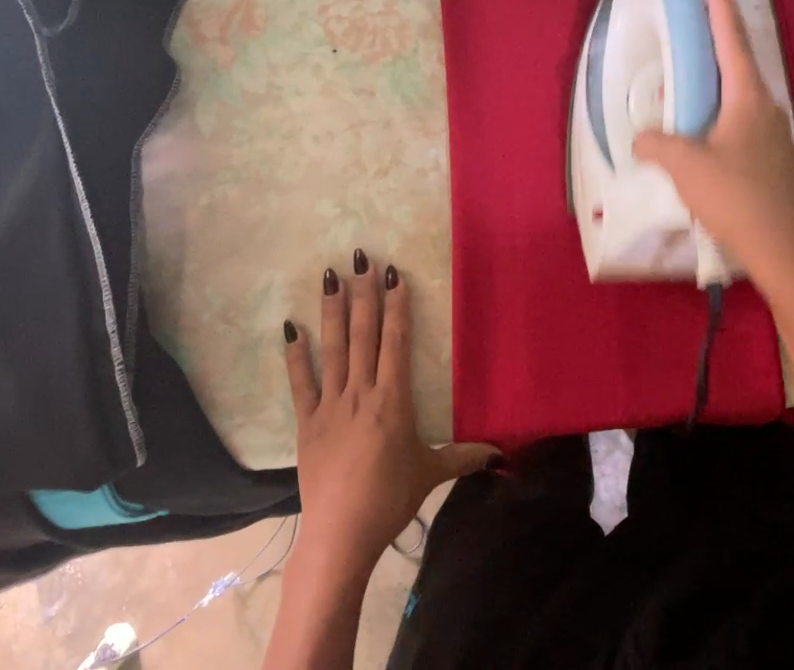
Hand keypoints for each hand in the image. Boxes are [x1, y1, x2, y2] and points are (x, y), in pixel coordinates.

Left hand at [283, 250, 499, 574]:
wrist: (341, 534)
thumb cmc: (390, 500)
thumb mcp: (430, 475)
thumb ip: (464, 457)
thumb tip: (502, 454)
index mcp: (393, 401)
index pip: (396, 342)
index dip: (396, 306)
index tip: (393, 275)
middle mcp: (361, 393)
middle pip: (363, 335)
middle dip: (363, 295)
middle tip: (361, 258)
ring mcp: (330, 406)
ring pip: (333, 349)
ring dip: (331, 312)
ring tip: (330, 276)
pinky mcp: (307, 423)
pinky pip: (300, 383)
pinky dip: (295, 355)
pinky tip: (290, 327)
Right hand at [633, 0, 793, 283]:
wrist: (780, 246)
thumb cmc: (735, 196)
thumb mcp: (685, 166)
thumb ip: (658, 144)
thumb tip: (643, 139)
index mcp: (747, 96)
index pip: (731, 38)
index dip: (717, 4)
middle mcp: (765, 105)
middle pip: (738, 60)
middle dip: (715, 36)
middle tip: (691, 18)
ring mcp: (772, 132)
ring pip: (738, 92)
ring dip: (715, 77)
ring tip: (687, 74)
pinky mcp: (770, 156)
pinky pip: (739, 118)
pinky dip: (717, 108)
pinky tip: (701, 126)